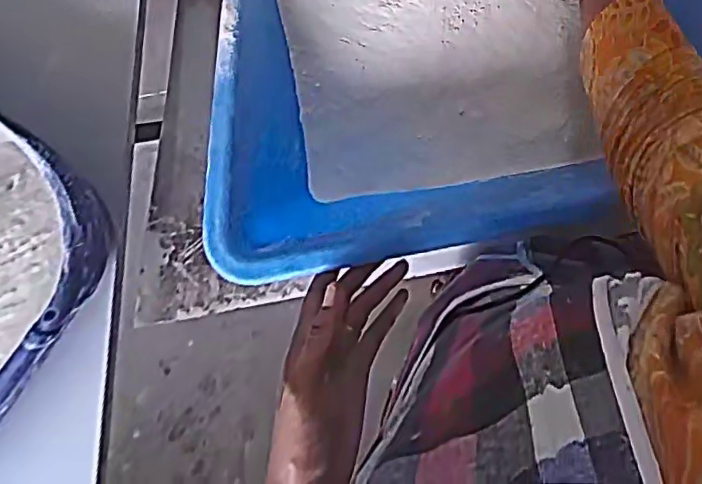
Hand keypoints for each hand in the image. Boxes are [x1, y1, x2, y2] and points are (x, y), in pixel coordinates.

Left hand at [265, 262, 409, 483]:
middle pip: (346, 297)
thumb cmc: (300, 440)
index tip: (357, 241)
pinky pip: (375, 332)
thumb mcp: (305, 384)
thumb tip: (332, 292)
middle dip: (365, 271)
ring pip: (363, 310)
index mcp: (306, 344)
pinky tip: (400, 300)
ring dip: (381, 287)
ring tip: (401, 266)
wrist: (313, 478)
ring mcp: (342, 357)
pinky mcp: (358, 371)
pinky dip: (388, 312)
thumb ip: (318, 337)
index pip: (321, 294)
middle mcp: (324, 345)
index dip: (337, 266)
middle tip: (388, 249)